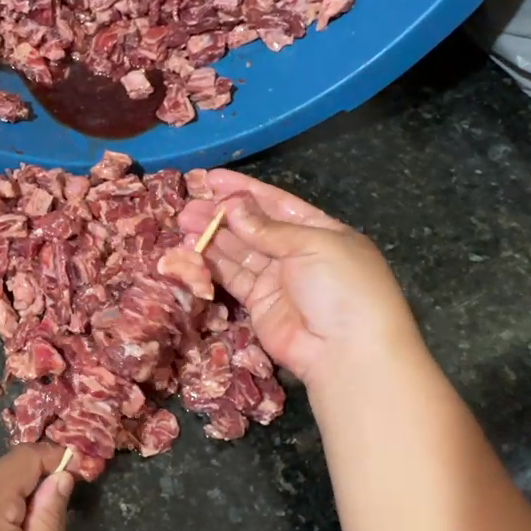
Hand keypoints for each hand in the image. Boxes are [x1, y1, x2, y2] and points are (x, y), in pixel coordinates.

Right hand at [179, 169, 418, 387]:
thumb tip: (232, 206)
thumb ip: (268, 228)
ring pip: (237, 250)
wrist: (347, 351)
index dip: (244, 190)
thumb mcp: (311, 245)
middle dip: (221, 214)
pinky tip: (191, 251)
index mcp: (319, 231)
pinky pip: (232, 277)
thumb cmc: (342, 287)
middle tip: (189, 206)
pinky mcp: (258, 303)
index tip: (211, 179)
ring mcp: (277, 278)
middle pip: (252, 226)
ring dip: (211, 236)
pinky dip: (211, 264)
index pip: (276, 203)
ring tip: (183, 223)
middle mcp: (296, 252)